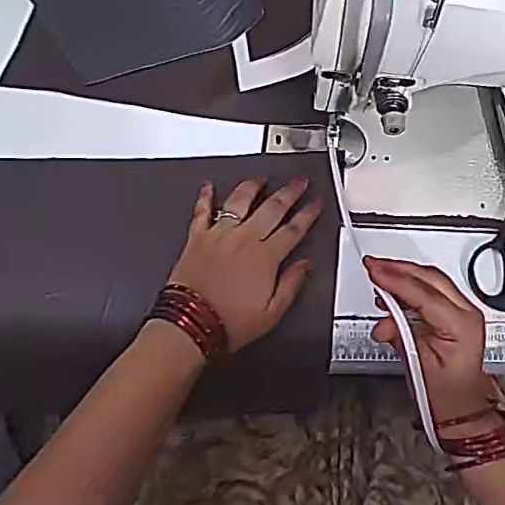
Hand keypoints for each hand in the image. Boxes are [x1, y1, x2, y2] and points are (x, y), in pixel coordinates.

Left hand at [166, 178, 320, 351]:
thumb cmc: (228, 322)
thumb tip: (305, 267)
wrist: (190, 325)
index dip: (307, 214)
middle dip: (289, 192)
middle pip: (272, 208)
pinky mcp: (197, 239)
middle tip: (298, 182)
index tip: (314, 204)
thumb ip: (292, 284)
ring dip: (253, 187)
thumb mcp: (272, 312)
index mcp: (265, 257)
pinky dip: (205, 197)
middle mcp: (243, 240)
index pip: (293, 229)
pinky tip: (208, 187)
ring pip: (239, 201)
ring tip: (261, 179)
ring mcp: (219, 236)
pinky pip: (202, 211)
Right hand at [363, 257, 493, 422]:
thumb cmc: (447, 394)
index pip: (423, 292)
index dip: (395, 279)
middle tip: (373, 265)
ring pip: (432, 279)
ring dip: (404, 275)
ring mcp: (465, 310)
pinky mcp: (457, 311)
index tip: (374, 271)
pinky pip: (433, 288)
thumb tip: (384, 317)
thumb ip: (400, 334)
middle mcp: (468, 313)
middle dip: (398, 269)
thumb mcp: (418, 364)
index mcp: (461, 325)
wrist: (463, 407)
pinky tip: (393, 290)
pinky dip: (411, 285)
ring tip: (379, 276)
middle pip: (430, 277)